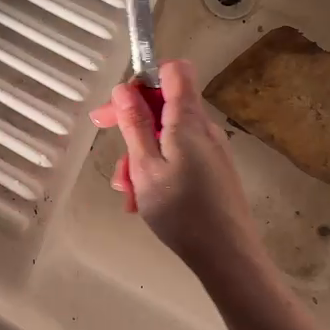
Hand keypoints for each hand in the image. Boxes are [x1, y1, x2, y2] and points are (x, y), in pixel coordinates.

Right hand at [89, 59, 259, 261]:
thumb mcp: (145, 167)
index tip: (120, 101)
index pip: (173, 71)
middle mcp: (204, 129)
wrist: (228, 258)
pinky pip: (179, 156)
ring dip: (140, 152)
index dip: (144, 78)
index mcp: (188, 121)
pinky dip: (157, 168)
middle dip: (131, 119)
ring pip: (167, 136)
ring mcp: (211, 152)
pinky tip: (142, 198)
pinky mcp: (213, 173)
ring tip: (125, 187)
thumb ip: (135, 125)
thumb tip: (124, 88)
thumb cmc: (181, 211)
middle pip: (164, 104)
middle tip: (101, 132)